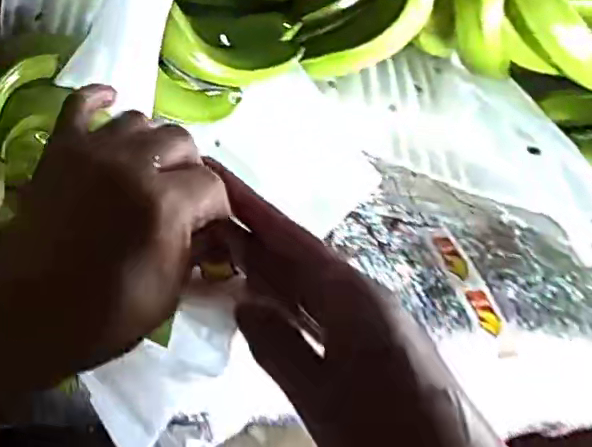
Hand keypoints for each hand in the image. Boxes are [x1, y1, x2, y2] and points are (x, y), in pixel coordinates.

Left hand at [0, 85, 230, 382]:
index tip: (210, 222)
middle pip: (180, 140)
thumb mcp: (166, 294)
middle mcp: (132, 163)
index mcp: (164, 203)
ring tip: (148, 163)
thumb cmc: (101, 314)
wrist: (27, 307)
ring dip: (151, 139)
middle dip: (189, 166)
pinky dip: (98, 96)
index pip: (211, 183)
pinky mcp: (61, 145)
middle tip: (181, 192)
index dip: (216, 206)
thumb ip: (194, 251)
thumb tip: (211, 231)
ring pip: (138, 118)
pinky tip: (110, 98)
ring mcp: (94, 149)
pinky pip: (80, 102)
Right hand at [211, 162, 500, 446]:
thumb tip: (242, 303)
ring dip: (267, 266)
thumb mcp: (325, 401)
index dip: (249, 203)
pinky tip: (264, 303)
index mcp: (352, 294)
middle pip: (296, 253)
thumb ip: (279, 347)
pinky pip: (320, 309)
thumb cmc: (392, 436)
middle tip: (200, 211)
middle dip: (250, 232)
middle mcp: (363, 296)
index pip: (288, 235)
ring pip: (308, 282)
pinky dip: (288, 299)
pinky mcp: (377, 348)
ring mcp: (372, 321)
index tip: (213, 170)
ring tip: (218, 247)